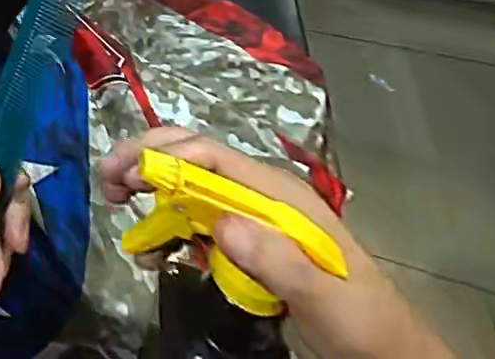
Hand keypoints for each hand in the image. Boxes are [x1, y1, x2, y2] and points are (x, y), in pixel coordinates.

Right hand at [100, 127, 452, 358]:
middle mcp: (256, 192)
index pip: (211, 155)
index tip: (127, 173)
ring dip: (150, 189)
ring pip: (187, 186)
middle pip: (192, 159)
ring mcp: (248, 216)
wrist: (388, 356)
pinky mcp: (243, 243)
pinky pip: (195, 223)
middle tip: (107, 178)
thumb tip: (221, 224)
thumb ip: (279, 261)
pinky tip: (149, 247)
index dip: (166, 156)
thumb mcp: (327, 300)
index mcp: (275, 191)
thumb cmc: (362, 323)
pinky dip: (166, 227)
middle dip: (147, 160)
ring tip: (114, 202)